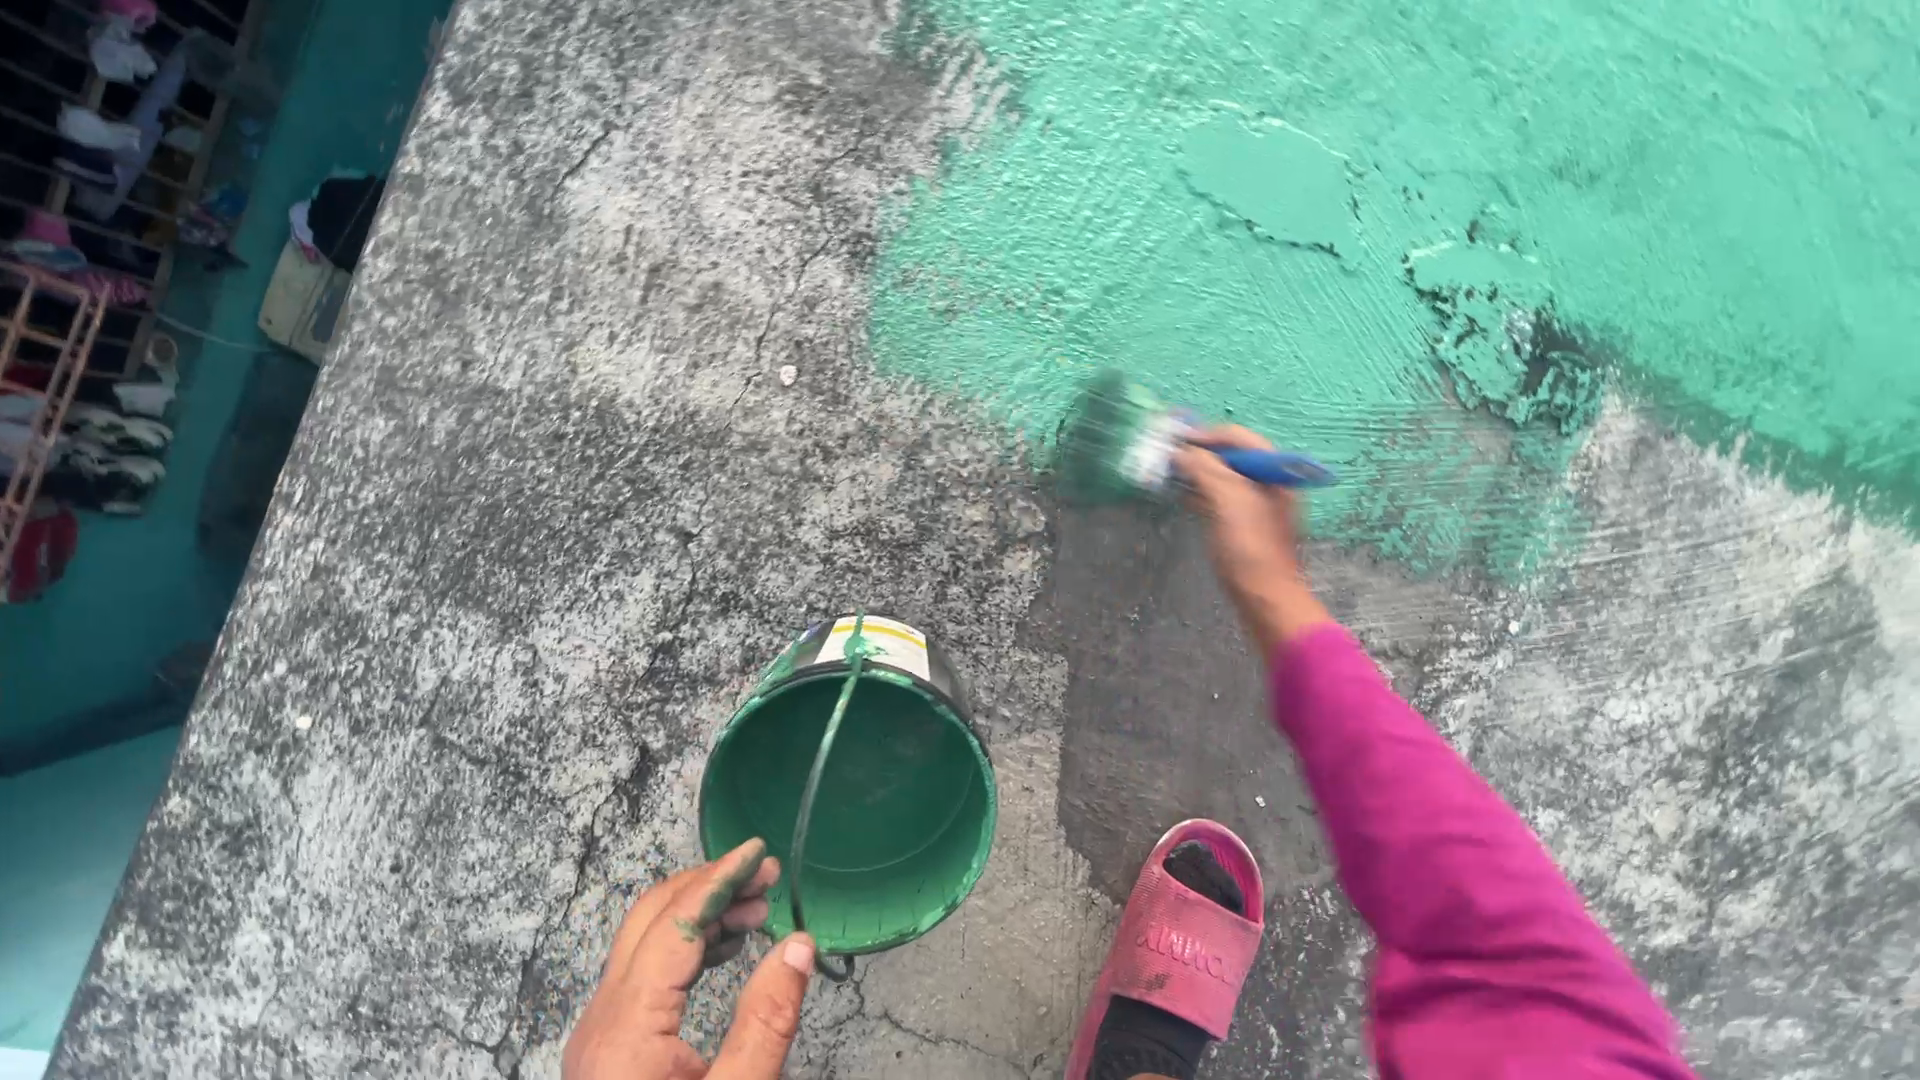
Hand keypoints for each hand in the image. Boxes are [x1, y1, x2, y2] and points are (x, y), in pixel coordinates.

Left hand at [563, 839, 814, 1079]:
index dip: (720, 878)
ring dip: (701, 911)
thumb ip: (768, 1020)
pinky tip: (728, 947)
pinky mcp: (610, 1046)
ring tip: (757, 907)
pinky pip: (646, 969)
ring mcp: (601, 1032)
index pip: (676, 921)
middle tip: (766, 875)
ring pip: (646, 939)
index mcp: (627, 1027)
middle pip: (650, 916)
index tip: (759, 852)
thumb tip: (797, 944)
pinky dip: (689, 943)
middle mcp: (603, 1018)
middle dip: (710, 884)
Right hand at [1175, 426, 1332, 655]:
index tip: (1173, 441)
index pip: (1237, 438)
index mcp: (1273, 471)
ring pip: (1223, 477)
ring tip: (1169, 473)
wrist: (1266, 599)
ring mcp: (1258, 505)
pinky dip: (1200, 492)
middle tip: (1168, 455)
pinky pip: (1220, 498)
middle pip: (1231, 456)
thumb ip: (1205, 469)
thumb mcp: (1227, 501)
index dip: (1204, 435)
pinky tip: (1182, 495)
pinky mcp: (1245, 525)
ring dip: (1196, 472)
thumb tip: (1180, 451)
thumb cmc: (1249, 549)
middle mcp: (1269, 483)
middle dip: (1198, 452)